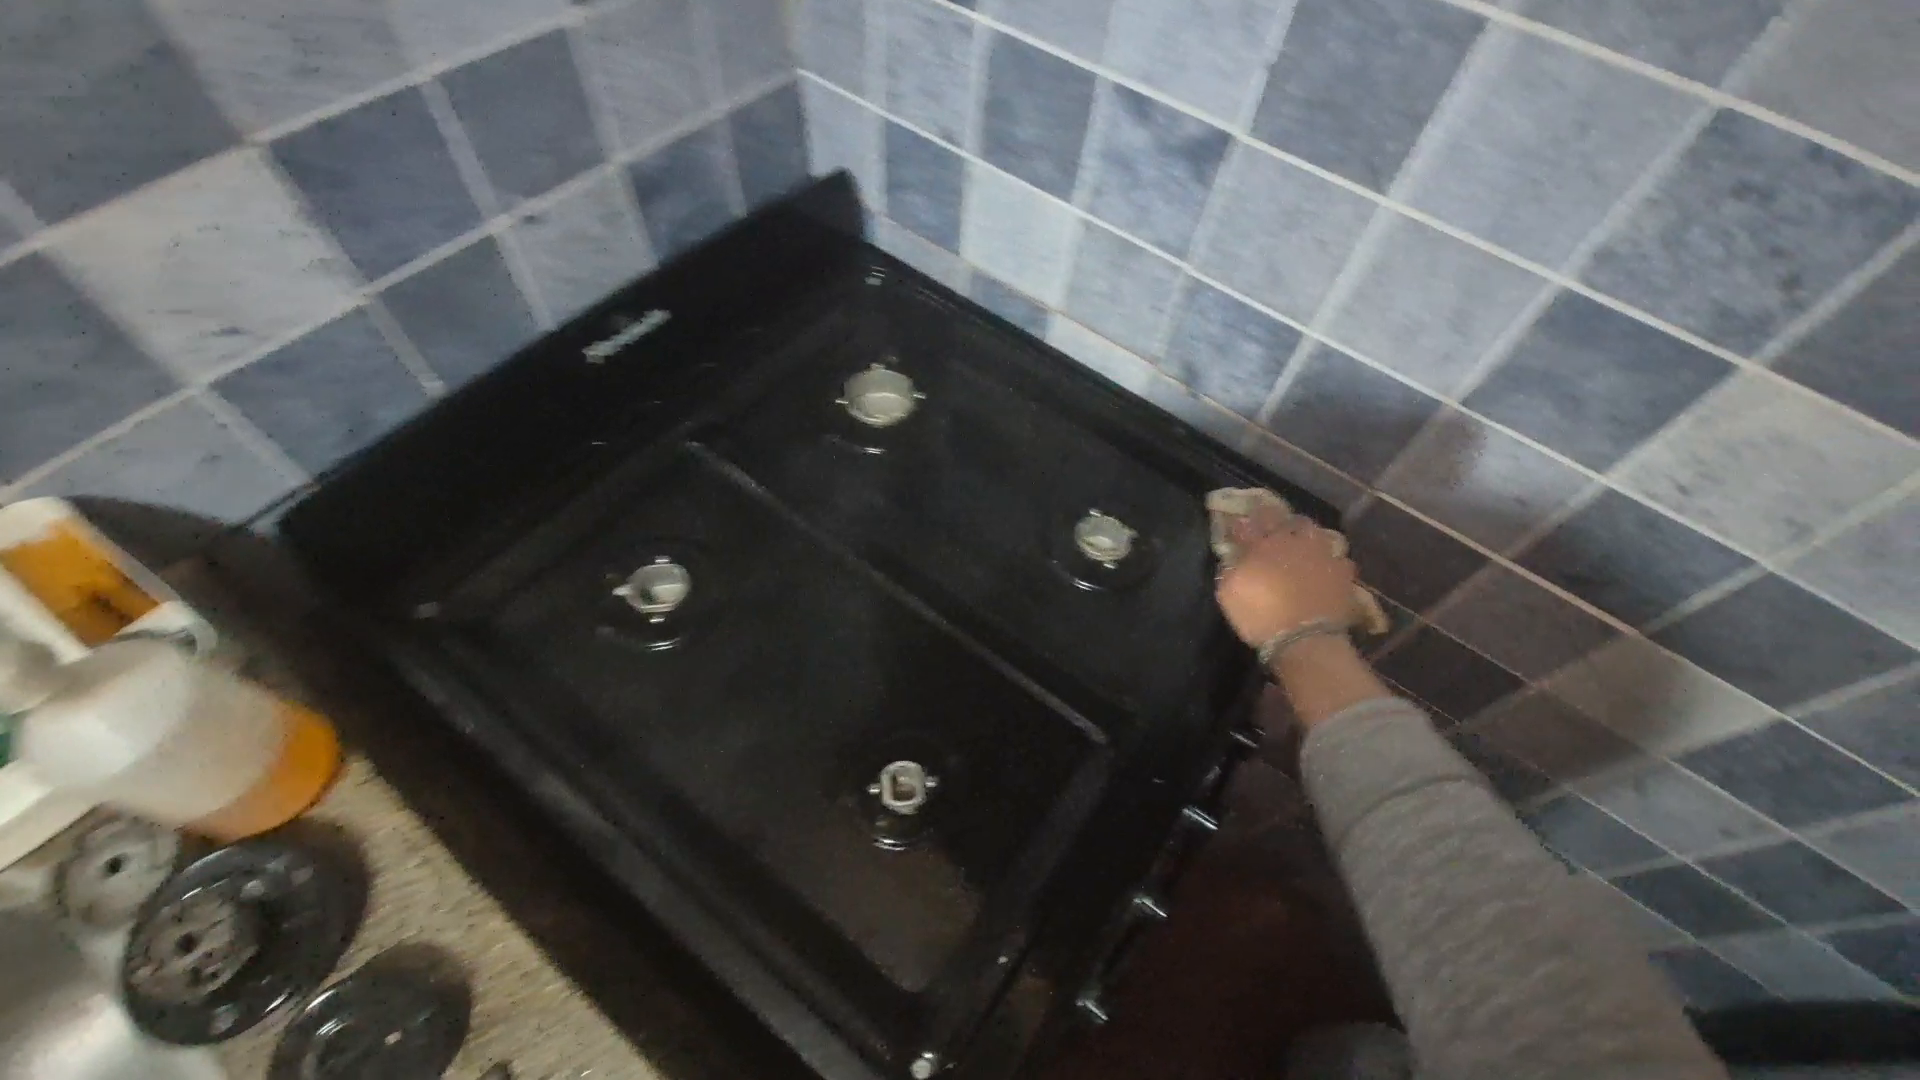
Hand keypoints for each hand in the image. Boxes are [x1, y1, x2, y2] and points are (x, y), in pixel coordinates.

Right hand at [1214, 512, 1356, 648]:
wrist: (1306, 639)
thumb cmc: (1261, 616)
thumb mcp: (1229, 595)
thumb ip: (1230, 570)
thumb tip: (1234, 559)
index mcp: (1262, 545)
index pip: (1247, 525)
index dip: (1240, 525)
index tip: (1237, 528)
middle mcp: (1293, 542)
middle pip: (1284, 519)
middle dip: (1275, 520)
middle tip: (1270, 528)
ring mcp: (1321, 554)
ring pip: (1314, 531)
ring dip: (1305, 534)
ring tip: (1301, 543)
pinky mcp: (1342, 572)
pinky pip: (1337, 558)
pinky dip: (1329, 560)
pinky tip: (1325, 568)